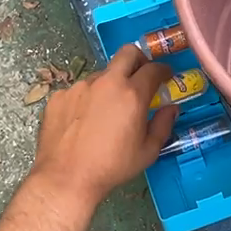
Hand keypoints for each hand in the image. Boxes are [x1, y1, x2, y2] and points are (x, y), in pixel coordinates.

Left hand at [27, 46, 178, 210]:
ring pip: (101, 74)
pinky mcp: (59, 96)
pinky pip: (78, 90)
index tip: (165, 76)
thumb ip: (163, 125)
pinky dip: (87, 99)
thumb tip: (171, 109)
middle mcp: (106, 83)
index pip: (153, 69)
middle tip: (141, 76)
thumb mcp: (147, 152)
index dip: (163, 70)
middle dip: (139, 59)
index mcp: (132, 94)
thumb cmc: (112, 167)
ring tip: (107, 110)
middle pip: (127, 53)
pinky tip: (83, 121)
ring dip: (110, 84)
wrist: (66, 177)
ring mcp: (79, 87)